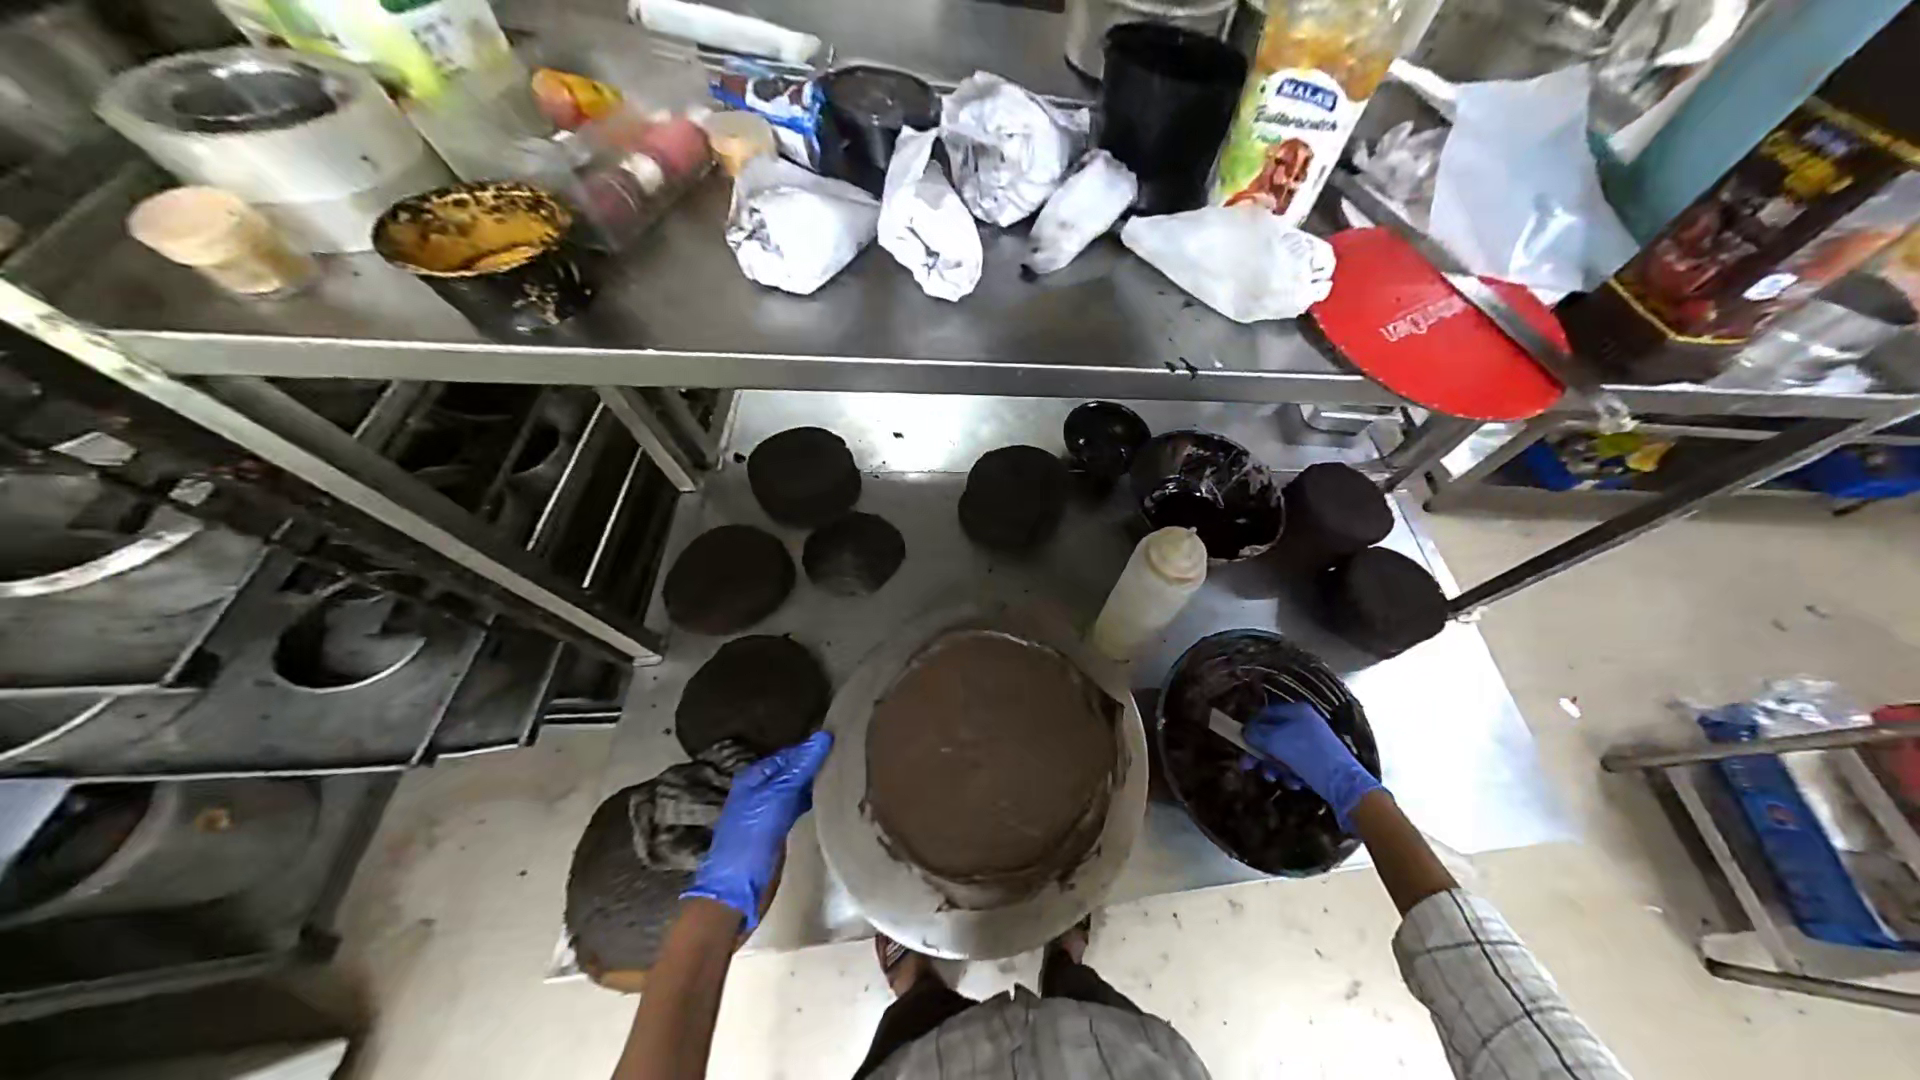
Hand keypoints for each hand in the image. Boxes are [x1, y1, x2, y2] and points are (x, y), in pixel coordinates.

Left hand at [682, 731, 832, 928]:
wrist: (736, 892)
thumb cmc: (751, 839)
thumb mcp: (776, 799)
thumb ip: (800, 769)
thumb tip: (824, 736)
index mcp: (755, 776)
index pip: (791, 753)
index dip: (813, 748)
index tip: (844, 741)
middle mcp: (763, 790)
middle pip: (795, 770)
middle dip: (818, 764)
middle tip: (852, 755)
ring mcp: (771, 811)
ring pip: (800, 788)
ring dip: (818, 781)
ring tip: (849, 772)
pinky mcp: (781, 830)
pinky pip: (801, 807)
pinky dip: (815, 800)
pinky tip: (834, 797)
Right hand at [1240, 701, 1381, 830]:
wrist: (1345, 785)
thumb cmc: (1308, 755)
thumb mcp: (1276, 741)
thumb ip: (1256, 734)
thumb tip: (1244, 731)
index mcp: (1296, 712)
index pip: (1265, 714)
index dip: (1251, 728)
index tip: (1240, 742)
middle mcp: (1305, 724)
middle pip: (1271, 736)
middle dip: (1260, 753)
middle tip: (1248, 766)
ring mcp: (1312, 743)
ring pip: (1281, 753)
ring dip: (1273, 766)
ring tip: (1275, 778)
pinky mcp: (1317, 762)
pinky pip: (1295, 764)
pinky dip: (1290, 774)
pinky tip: (1294, 783)